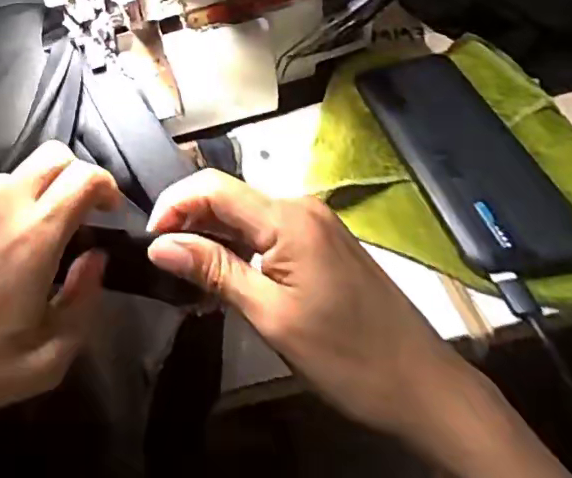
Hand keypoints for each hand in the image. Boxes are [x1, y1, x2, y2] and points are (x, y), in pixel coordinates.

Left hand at [0, 142, 118, 477]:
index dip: (107, 186)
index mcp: (34, 235)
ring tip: (35, 235)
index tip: (110, 211)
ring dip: (43, 191)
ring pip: (25, 170)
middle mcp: (4, 202)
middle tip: (81, 214)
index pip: (84, 176)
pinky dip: (11, 200)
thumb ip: (85, 300)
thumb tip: (94, 258)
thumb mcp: (48, 357)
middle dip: (78, 176)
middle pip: (57, 155)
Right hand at [146, 170, 566, 477]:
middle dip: (191, 222)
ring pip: (249, 216)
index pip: (215, 187)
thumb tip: (160, 245)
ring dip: (215, 238)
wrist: (421, 383)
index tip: (149, 239)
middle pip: (231, 198)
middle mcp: (302, 206)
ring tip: (188, 277)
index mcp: (289, 217)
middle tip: (164, 265)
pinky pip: (270, 231)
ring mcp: (316, 222)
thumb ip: (214, 271)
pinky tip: (226, 276)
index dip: (175, 204)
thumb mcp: (271, 316)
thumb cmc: (346, 356)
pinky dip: (242, 248)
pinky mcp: (323, 240)